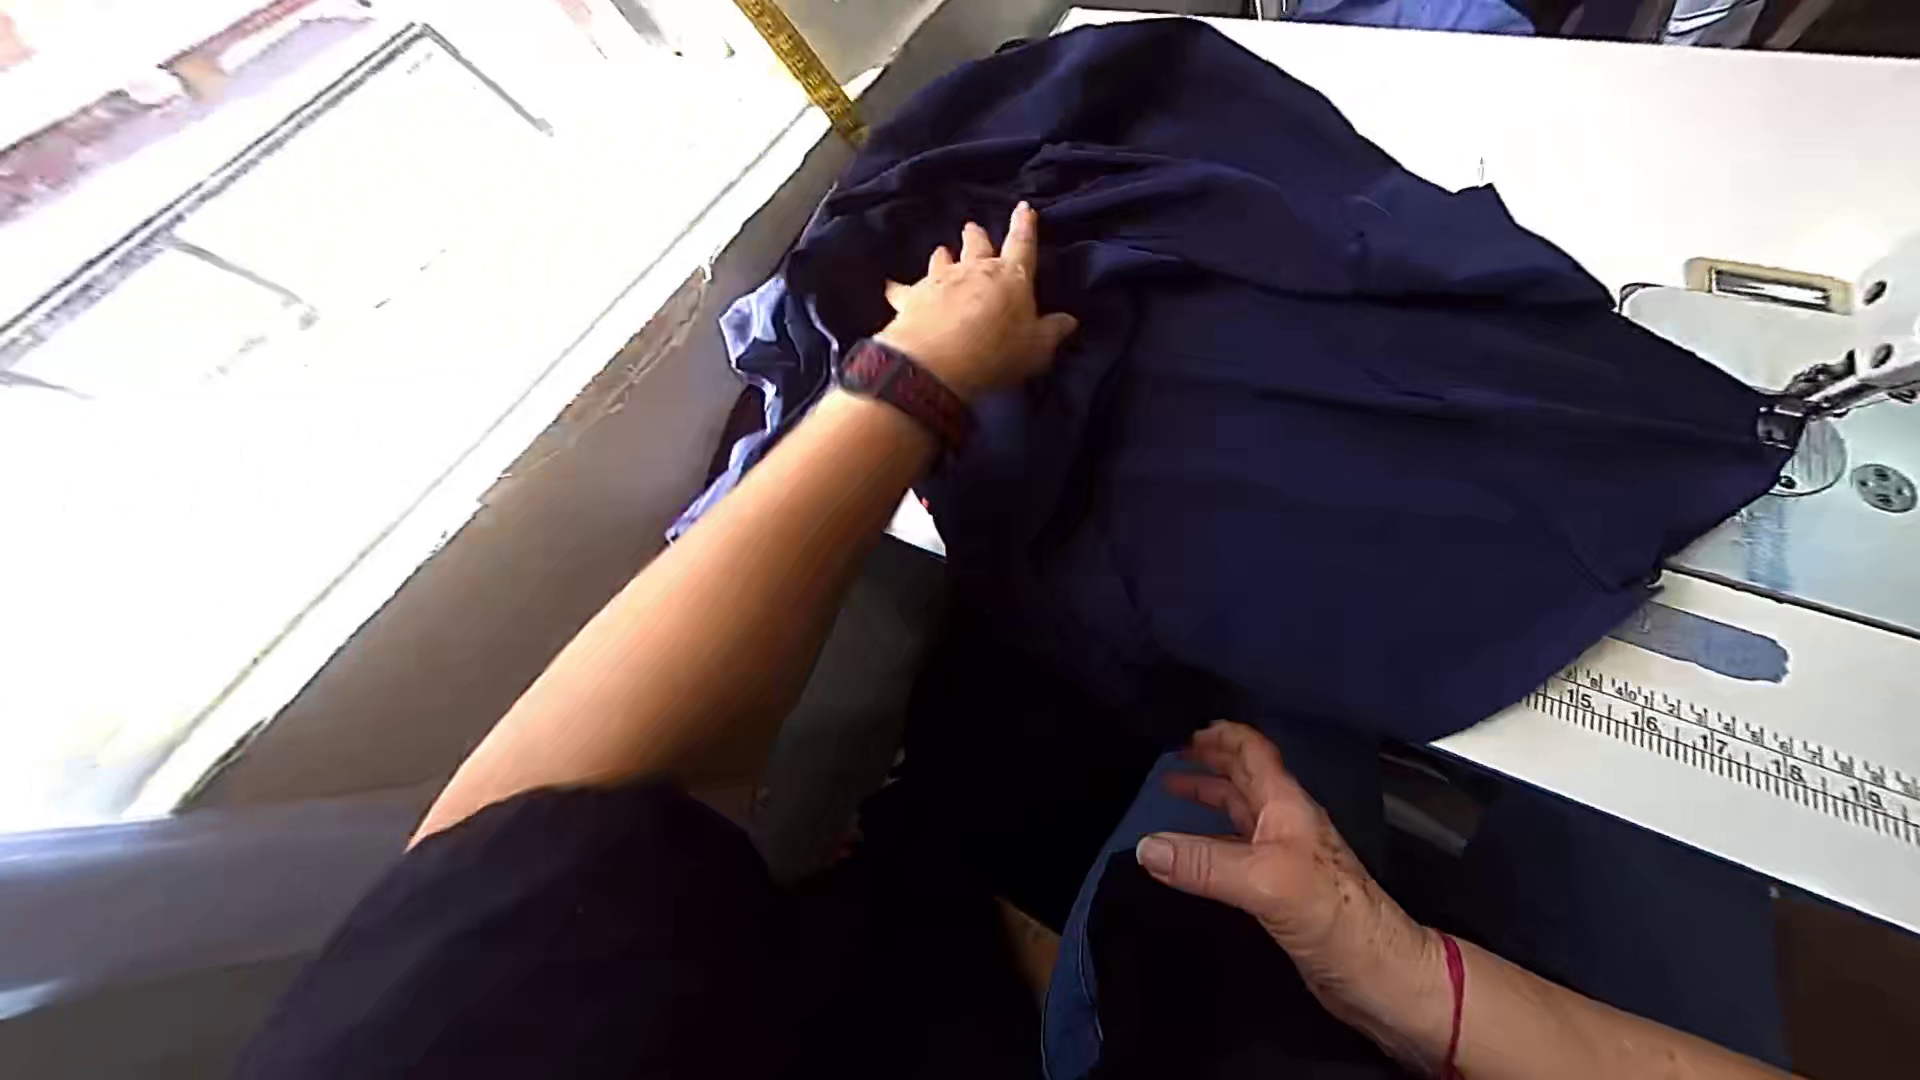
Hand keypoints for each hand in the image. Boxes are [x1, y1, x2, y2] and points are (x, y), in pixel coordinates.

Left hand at [874, 202, 1078, 401]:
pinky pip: (902, 291)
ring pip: (941, 260)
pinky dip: (898, 289)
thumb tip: (1069, 321)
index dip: (1025, 227)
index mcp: (1011, 277)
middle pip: (977, 244)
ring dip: (943, 256)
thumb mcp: (1036, 349)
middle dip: (977, 236)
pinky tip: (890, 287)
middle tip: (973, 228)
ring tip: (942, 252)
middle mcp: (974, 270)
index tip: (1024, 208)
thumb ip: (1051, 332)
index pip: (1022, 246)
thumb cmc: (997, 353)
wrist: (939, 362)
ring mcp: (939, 281)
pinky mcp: (911, 299)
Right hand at [1136, 721, 1450, 1069]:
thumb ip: (1202, 863)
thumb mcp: (1263, 880)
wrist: (1385, 980)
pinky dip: (1209, 835)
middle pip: (1243, 774)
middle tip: (1171, 750)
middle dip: (1209, 758)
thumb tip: (1144, 846)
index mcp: (1285, 803)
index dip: (1223, 733)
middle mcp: (1283, 820)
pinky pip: (1235, 845)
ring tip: (1171, 785)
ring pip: (1238, 807)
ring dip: (1208, 791)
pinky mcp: (1278, 885)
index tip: (1188, 726)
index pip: (1253, 751)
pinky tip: (1190, 845)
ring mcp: (1281, 853)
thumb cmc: (1334, 914)